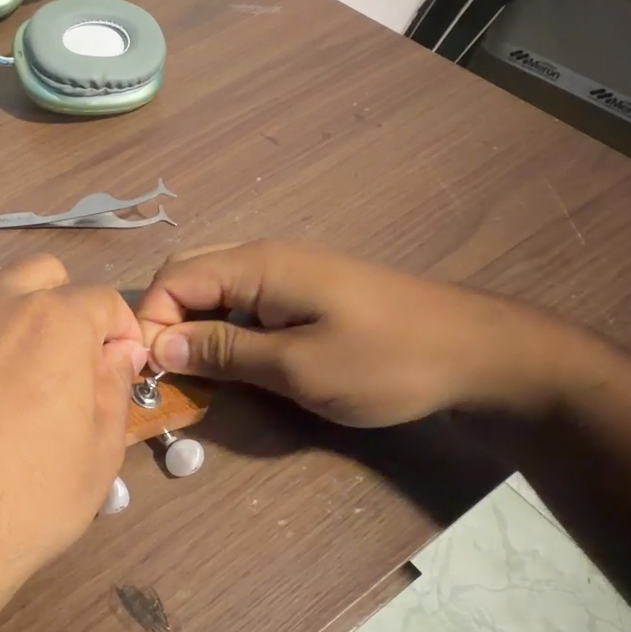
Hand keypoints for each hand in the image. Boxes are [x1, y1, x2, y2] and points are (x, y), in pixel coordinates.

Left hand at [0, 256, 147, 631]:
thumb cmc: (29, 503)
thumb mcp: (101, 454)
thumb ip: (114, 387)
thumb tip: (118, 351)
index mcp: (55, 323)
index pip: (103, 301)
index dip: (120, 333)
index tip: (118, 368)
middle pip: (42, 272)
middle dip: (66, 304)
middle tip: (67, 359)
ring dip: (2, 297)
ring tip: (7, 344)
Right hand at [136, 241, 597, 427]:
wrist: (478, 355)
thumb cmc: (387, 361)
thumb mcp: (299, 367)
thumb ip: (225, 353)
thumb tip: (160, 346)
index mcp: (258, 265)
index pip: (173, 279)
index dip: (151, 322)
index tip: (153, 374)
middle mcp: (265, 258)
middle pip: (188, 274)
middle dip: (166, 319)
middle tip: (169, 371)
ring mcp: (287, 273)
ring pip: (214, 287)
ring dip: (194, 324)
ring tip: (195, 371)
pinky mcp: (305, 292)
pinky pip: (243, 300)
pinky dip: (223, 326)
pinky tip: (234, 360)